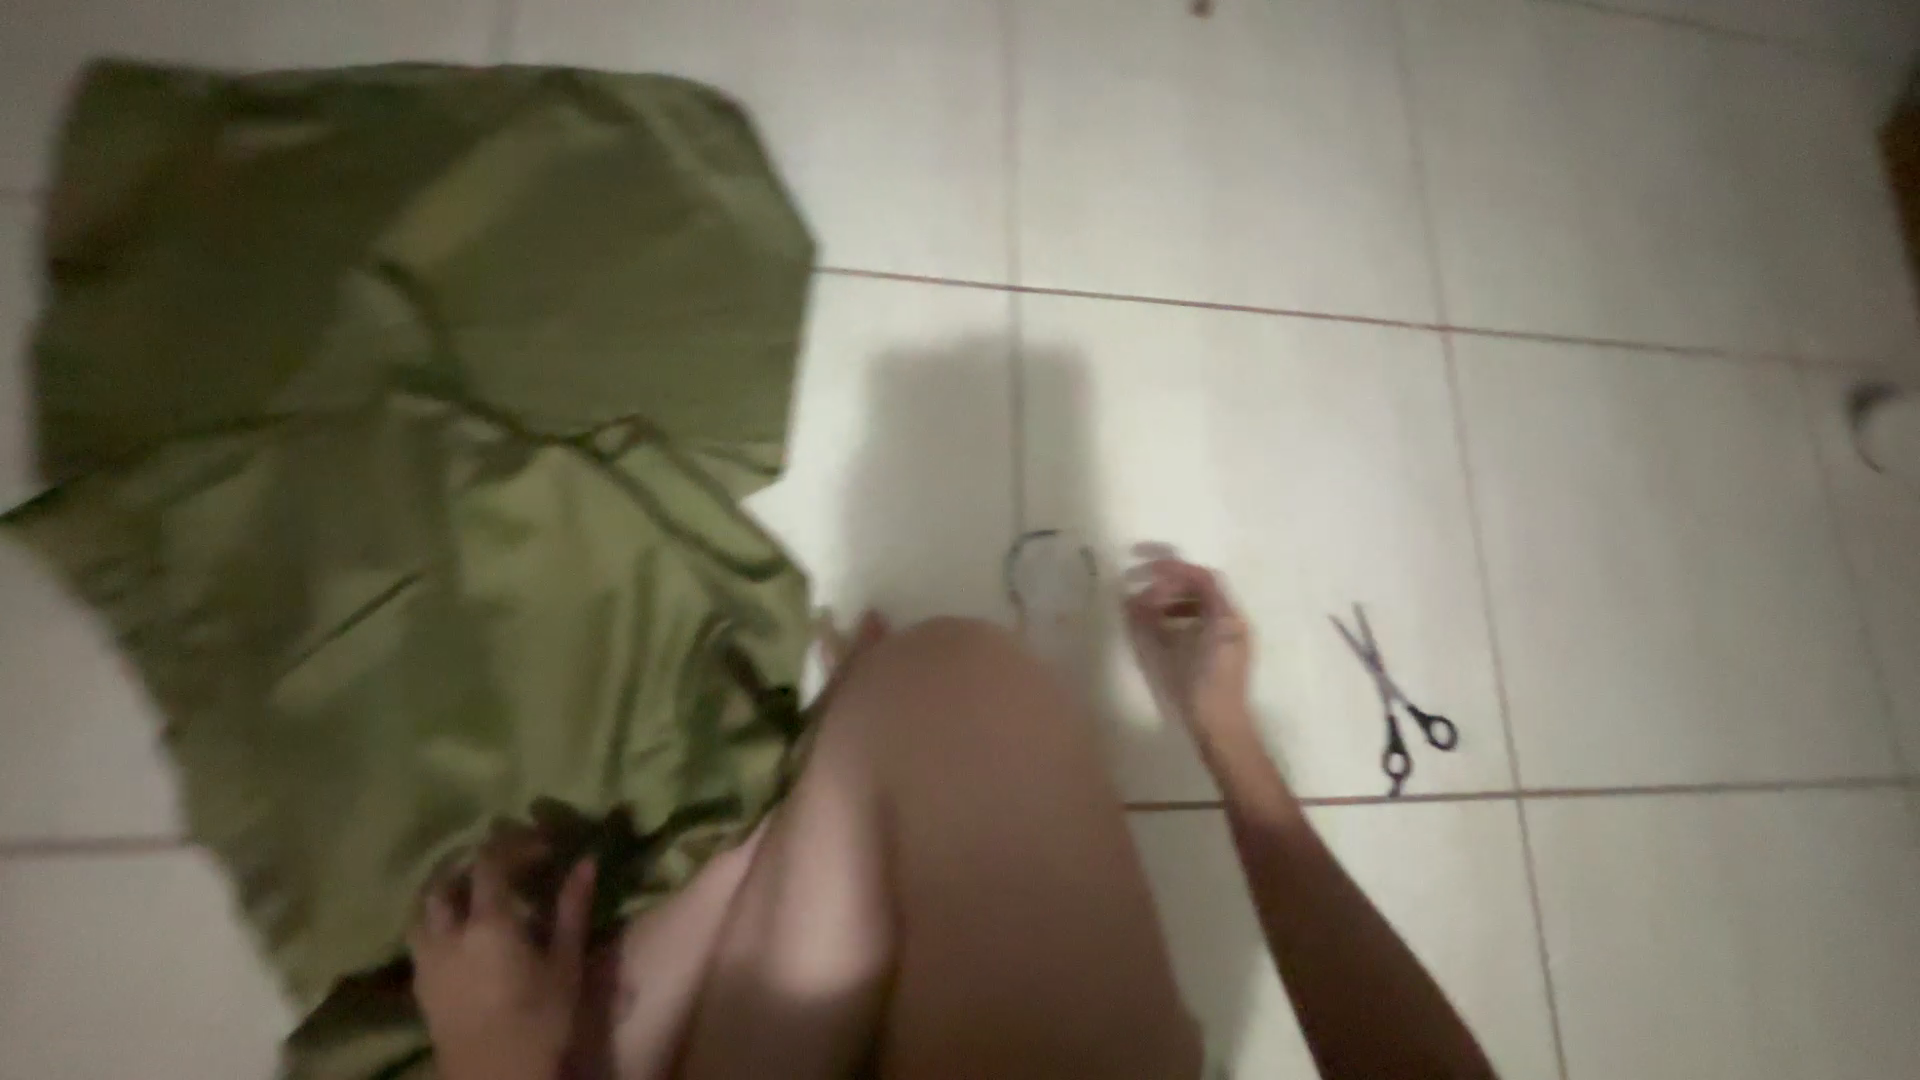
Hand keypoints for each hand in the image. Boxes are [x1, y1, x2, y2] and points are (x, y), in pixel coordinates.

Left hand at [409, 849, 596, 1079]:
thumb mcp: (567, 961)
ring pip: (422, 914)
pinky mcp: (421, 991)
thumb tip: (586, 861)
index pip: (490, 864)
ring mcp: (428, 966)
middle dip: (471, 864)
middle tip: (505, 861)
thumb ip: (573, 907)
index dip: (514, 845)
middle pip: (444, 884)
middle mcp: (448, 938)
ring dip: (446, 892)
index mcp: (487, 925)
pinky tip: (464, 932)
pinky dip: (438, 922)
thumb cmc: (543, 1019)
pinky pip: (420, 941)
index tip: (543, 844)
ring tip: (476, 891)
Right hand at [1124, 555, 1254, 740]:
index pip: (1200, 577)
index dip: (1170, 566)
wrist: (1223, 730)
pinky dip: (1182, 616)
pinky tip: (1164, 628)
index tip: (1142, 564)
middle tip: (1141, 584)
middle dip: (1170, 582)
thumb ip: (1150, 621)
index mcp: (1225, 617)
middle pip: (1202, 587)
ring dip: (1175, 599)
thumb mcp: (1168, 653)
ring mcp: (1233, 636)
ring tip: (1148, 608)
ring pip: (1203, 603)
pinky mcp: (1227, 651)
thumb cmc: (1197, 691)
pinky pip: (1205, 621)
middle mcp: (1233, 621)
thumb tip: (1131, 598)